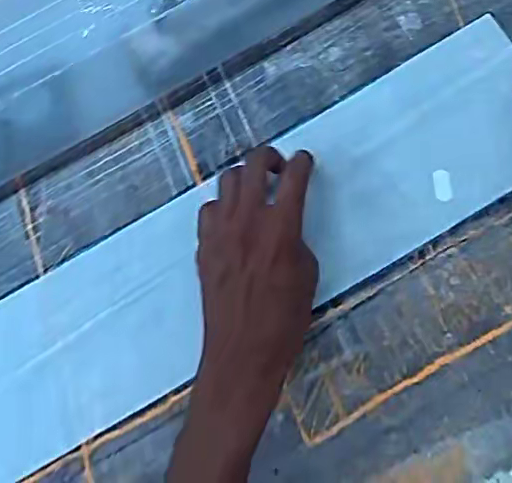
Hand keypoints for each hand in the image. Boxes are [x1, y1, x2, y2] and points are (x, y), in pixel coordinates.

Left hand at [168, 147, 316, 482]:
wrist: (241, 353)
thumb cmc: (284, 321)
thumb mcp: (307, 276)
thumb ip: (296, 238)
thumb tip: (285, 224)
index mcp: (281, 227)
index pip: (293, 177)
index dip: (301, 162)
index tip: (304, 160)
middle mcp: (248, 218)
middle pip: (254, 164)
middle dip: (270, 158)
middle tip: (278, 168)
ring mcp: (221, 228)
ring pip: (228, 179)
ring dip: (245, 179)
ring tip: (254, 191)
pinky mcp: (203, 242)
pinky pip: (210, 208)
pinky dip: (223, 207)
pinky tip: (231, 221)